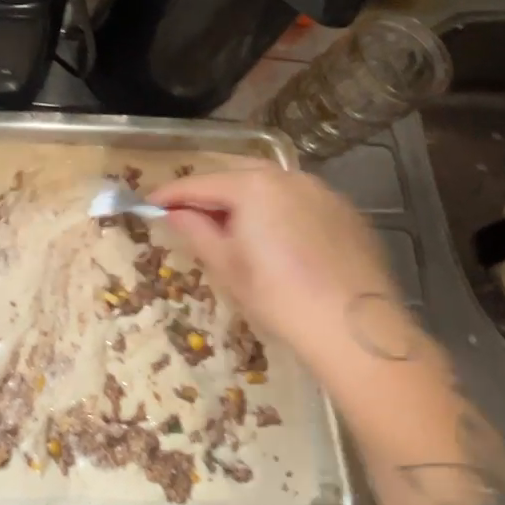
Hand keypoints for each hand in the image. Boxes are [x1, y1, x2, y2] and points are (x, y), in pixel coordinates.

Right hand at [150, 167, 397, 370]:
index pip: (200, 183)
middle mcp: (289, 177)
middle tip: (189, 213)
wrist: (354, 329)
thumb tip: (174, 214)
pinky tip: (277, 239)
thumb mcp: (226, 266)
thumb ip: (196, 231)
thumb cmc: (278, 296)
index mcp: (253, 186)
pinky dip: (280, 210)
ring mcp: (323, 192)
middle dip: (211, 190)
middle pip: (237, 174)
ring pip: (273, 185)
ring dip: (247, 198)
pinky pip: (302, 201)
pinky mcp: (346, 213)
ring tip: (232, 226)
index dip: (171, 194)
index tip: (150, 204)